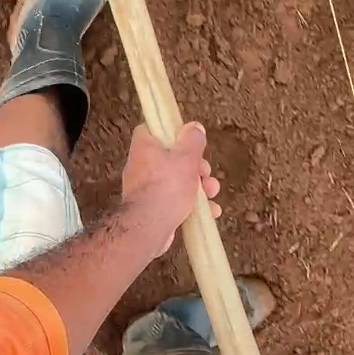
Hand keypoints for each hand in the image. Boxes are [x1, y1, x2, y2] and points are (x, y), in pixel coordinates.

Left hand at [119, 122, 220, 256]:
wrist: (149, 227)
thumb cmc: (167, 187)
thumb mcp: (187, 158)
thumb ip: (193, 140)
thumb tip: (194, 127)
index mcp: (145, 146)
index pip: (153, 129)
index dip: (173, 132)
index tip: (190, 140)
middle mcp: (141, 166)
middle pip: (171, 158)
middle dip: (196, 166)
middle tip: (206, 173)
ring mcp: (145, 189)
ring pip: (176, 181)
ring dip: (198, 187)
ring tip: (212, 194)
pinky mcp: (151, 209)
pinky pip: (174, 201)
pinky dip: (191, 205)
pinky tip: (210, 212)